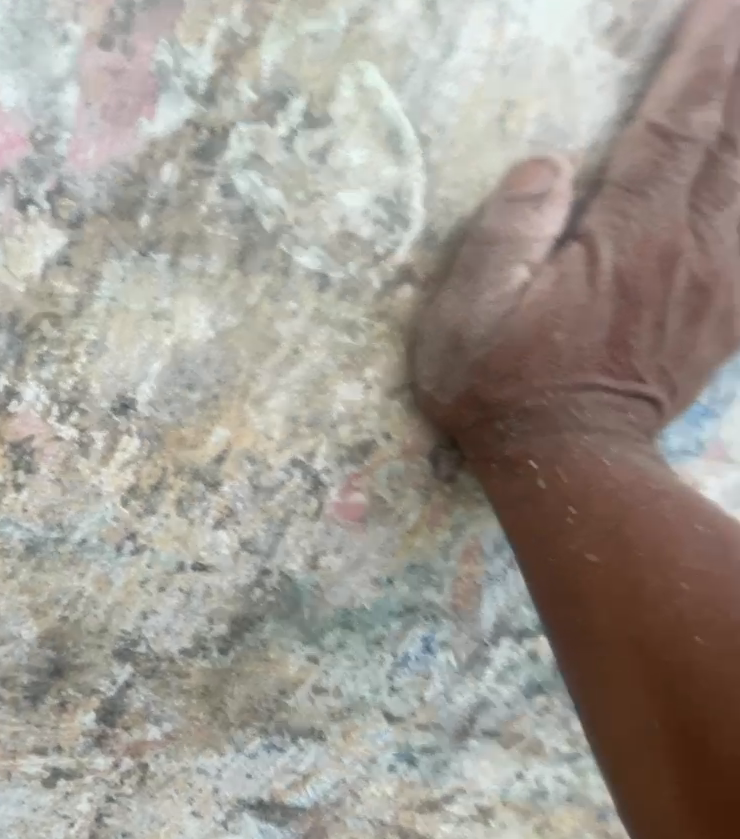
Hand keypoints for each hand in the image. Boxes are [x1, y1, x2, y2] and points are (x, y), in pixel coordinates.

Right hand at [413, 0, 739, 463]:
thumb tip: (544, 164)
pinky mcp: (734, 303)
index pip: (673, 128)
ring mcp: (725, 272)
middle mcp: (695, 241)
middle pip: (738, 133)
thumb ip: (503, 239)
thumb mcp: (466, 318)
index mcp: (626, 238)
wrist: (563, 454)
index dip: (700, 60)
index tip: (715, 4)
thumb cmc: (494, 384)